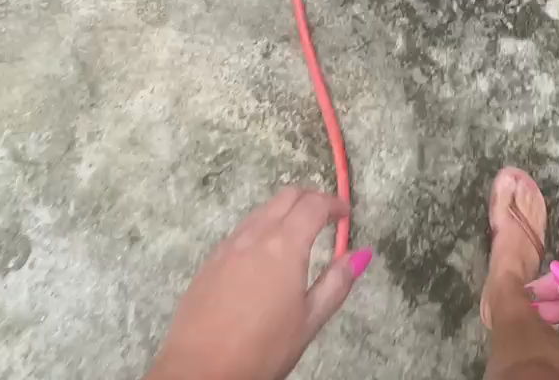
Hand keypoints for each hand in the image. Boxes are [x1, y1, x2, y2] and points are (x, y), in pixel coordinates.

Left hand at [144, 186, 373, 379]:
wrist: (197, 372)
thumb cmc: (261, 350)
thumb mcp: (308, 322)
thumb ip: (336, 284)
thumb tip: (361, 254)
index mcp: (284, 244)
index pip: (314, 205)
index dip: (334, 203)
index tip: (346, 213)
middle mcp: (256, 234)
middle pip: (287, 195)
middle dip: (311, 198)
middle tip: (327, 216)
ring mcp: (229, 244)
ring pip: (263, 209)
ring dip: (285, 210)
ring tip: (298, 233)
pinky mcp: (211, 259)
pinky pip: (243, 228)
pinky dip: (263, 226)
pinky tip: (265, 255)